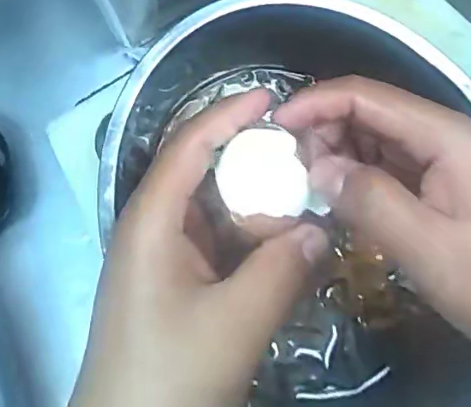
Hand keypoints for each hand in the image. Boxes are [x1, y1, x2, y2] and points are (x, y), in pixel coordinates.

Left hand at [71, 90, 329, 406]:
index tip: (268, 97)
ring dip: (246, 198)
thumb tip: (320, 229)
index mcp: (150, 215)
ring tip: (295, 187)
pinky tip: (274, 239)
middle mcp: (149, 221)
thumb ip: (279, 273)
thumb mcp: (231, 325)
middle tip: (294, 146)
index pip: (189, 143)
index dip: (227, 114)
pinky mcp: (168, 280)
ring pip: (206, 205)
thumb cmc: (167, 373)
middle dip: (243, 153)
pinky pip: (209, 239)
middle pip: (196, 168)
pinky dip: (241, 234)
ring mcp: (157, 252)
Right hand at [271, 77, 470, 373]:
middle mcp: (441, 134)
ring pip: (373, 135)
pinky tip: (345, 200)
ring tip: (314, 189)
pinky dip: (359, 173)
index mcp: (442, 134)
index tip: (275, 128)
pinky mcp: (445, 181)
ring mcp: (444, 157)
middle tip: (294, 172)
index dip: (313, 103)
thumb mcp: (435, 253)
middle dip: (322, 131)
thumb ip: (370, 202)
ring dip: (338, 153)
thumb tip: (317, 170)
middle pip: (364, 110)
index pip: (361, 95)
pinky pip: (388, 162)